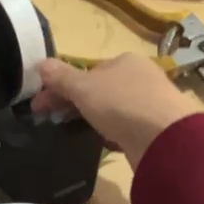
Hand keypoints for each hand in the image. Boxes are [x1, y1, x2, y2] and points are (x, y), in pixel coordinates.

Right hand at [31, 55, 202, 165]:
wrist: (164, 137)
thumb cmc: (121, 104)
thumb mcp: (84, 88)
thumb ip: (61, 78)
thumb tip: (40, 64)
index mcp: (123, 61)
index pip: (86, 72)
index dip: (60, 88)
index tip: (39, 108)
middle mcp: (139, 77)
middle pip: (98, 90)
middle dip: (74, 103)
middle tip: (53, 122)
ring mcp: (150, 102)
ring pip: (112, 108)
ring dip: (92, 118)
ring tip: (75, 133)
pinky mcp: (155, 127)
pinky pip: (125, 126)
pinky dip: (111, 132)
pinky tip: (102, 142)